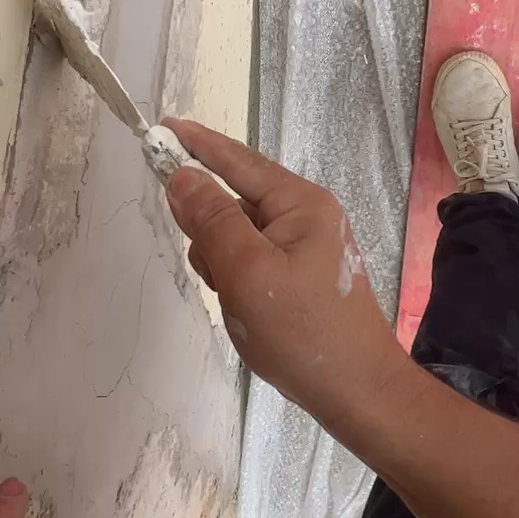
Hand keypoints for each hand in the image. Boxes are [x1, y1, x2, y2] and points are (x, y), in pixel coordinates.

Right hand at [161, 118, 409, 426]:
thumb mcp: (247, 272)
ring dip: (222, 261)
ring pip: (239, 233)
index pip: (238, 160)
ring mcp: (305, 245)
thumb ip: (212, 220)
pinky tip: (244, 308)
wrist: (357, 391)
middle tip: (212, 268)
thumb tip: (182, 176)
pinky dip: (237, 277)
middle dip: (210, 229)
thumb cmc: (302, 331)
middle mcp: (306, 214)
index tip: (161, 126)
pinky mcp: (301, 272)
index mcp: (300, 203)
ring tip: (236, 300)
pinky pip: (252, 258)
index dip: (197, 144)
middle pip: (235, 199)